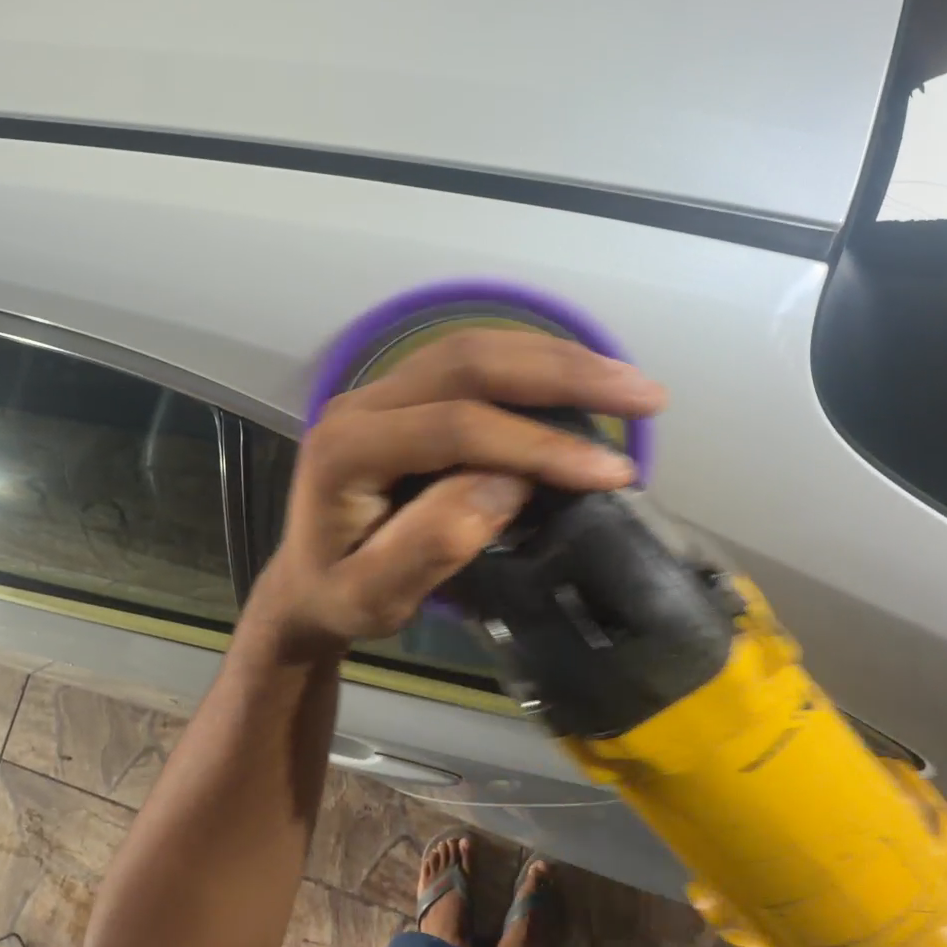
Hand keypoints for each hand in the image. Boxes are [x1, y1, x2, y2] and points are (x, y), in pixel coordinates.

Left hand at [247, 329, 665, 658]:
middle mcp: (357, 405)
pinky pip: (466, 362)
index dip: (534, 444)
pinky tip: (576, 379)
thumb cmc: (338, 597)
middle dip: (559, 374)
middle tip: (643, 395)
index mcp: (345, 452)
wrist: (303, 581)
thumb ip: (431, 544)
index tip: (610, 472)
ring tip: (625, 383)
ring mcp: (377, 393)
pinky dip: (528, 365)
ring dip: (552, 359)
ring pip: (469, 348)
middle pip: (463, 362)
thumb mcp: (374, 598)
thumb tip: (509, 482)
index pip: (451, 426)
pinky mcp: (398, 395)